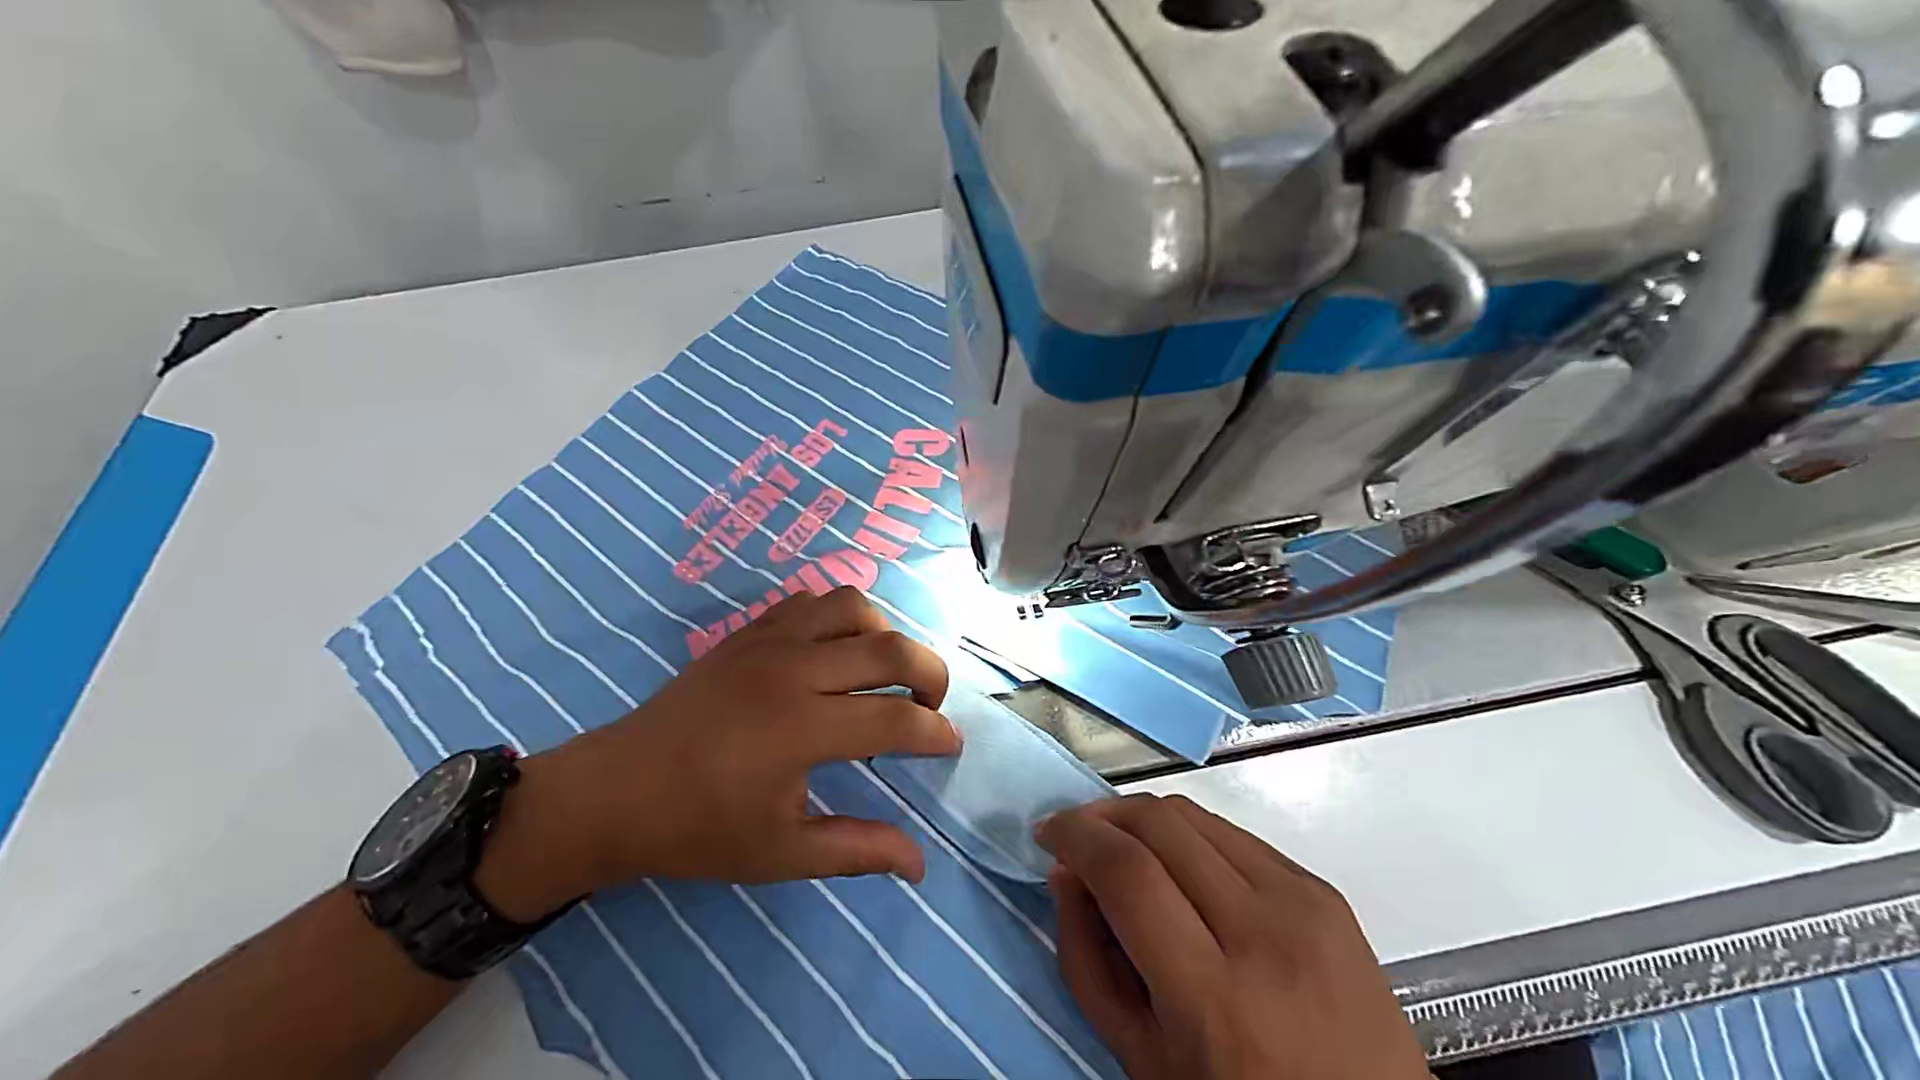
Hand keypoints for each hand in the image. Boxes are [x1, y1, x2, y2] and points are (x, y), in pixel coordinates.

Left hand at [474, 587, 959, 918]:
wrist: (614, 792)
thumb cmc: (698, 828)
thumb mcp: (781, 853)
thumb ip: (858, 851)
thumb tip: (920, 863)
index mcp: (802, 730)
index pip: (897, 718)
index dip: (937, 733)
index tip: (948, 746)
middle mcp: (792, 672)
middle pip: (890, 647)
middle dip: (931, 673)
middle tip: (931, 705)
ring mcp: (767, 642)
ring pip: (852, 606)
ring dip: (884, 634)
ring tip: (881, 672)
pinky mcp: (747, 632)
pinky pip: (810, 601)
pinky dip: (838, 616)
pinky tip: (834, 652)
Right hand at [1037, 794, 1428, 1079]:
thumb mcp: (1141, 1059)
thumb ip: (1088, 962)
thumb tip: (1068, 873)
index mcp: (1217, 998)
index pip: (1128, 873)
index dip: (1076, 837)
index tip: (1048, 834)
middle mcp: (1267, 933)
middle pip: (1160, 824)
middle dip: (1102, 815)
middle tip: (1074, 834)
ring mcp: (1304, 903)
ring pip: (1195, 815)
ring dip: (1141, 818)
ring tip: (1119, 844)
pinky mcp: (1324, 889)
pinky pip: (1234, 834)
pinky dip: (1188, 836)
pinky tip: (1177, 865)